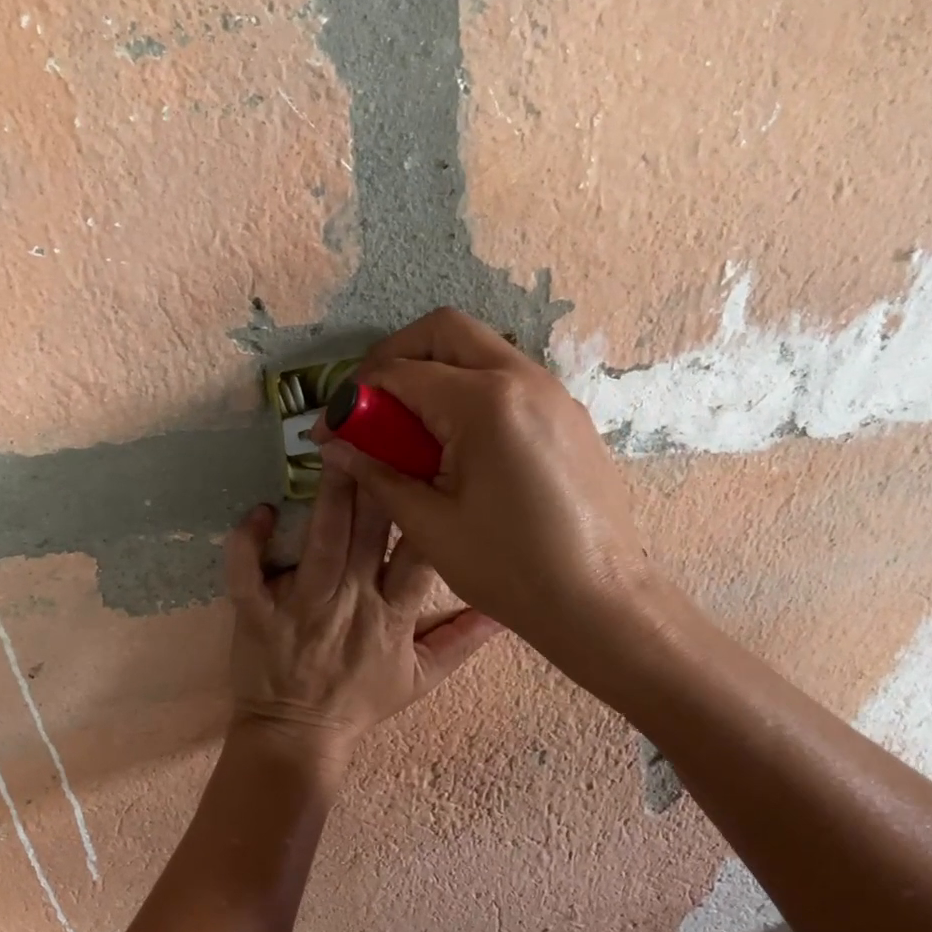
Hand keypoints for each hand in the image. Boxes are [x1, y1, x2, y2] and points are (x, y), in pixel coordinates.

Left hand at [224, 469, 501, 770]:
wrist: (298, 735)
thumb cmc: (360, 701)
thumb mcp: (423, 677)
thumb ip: (465, 640)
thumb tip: (508, 607)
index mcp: (393, 613)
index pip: (421, 552)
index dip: (429, 507)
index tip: (434, 463)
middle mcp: (352, 601)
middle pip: (370, 533)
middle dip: (378, 479)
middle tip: (381, 428)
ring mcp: (301, 605)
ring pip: (320, 541)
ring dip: (328, 494)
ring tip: (334, 447)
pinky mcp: (256, 612)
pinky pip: (248, 571)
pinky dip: (248, 541)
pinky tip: (260, 510)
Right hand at [311, 307, 656, 648]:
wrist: (600, 601)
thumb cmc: (509, 568)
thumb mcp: (428, 524)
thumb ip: (377, 473)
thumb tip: (334, 447)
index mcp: (485, 403)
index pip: (401, 372)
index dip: (355, 397)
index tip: (331, 429)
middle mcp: (524, 379)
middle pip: (445, 331)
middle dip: (396, 358)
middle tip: (371, 405)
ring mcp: (554, 393)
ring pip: (480, 350)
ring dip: (436, 372)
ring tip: (412, 429)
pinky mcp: (568, 415)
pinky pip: (508, 379)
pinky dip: (471, 391)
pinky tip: (458, 445)